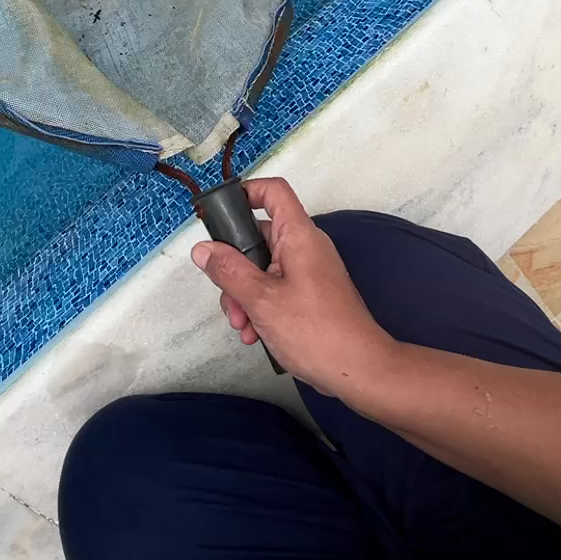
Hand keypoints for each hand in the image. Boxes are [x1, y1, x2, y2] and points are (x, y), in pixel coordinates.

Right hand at [190, 178, 398, 396]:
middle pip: (258, 237)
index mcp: (298, 234)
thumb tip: (202, 248)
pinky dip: (260, 307)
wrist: (358, 369)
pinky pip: (275, 287)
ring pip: (262, 268)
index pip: (274, 191)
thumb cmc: (315, 330)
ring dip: (244, 296)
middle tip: (227, 301)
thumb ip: (229, 271)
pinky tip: (255, 335)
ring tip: (243, 328)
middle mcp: (304, 245)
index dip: (246, 192)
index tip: (218, 214)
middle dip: (234, 268)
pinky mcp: (310, 293)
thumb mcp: (262, 300)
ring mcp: (308, 270)